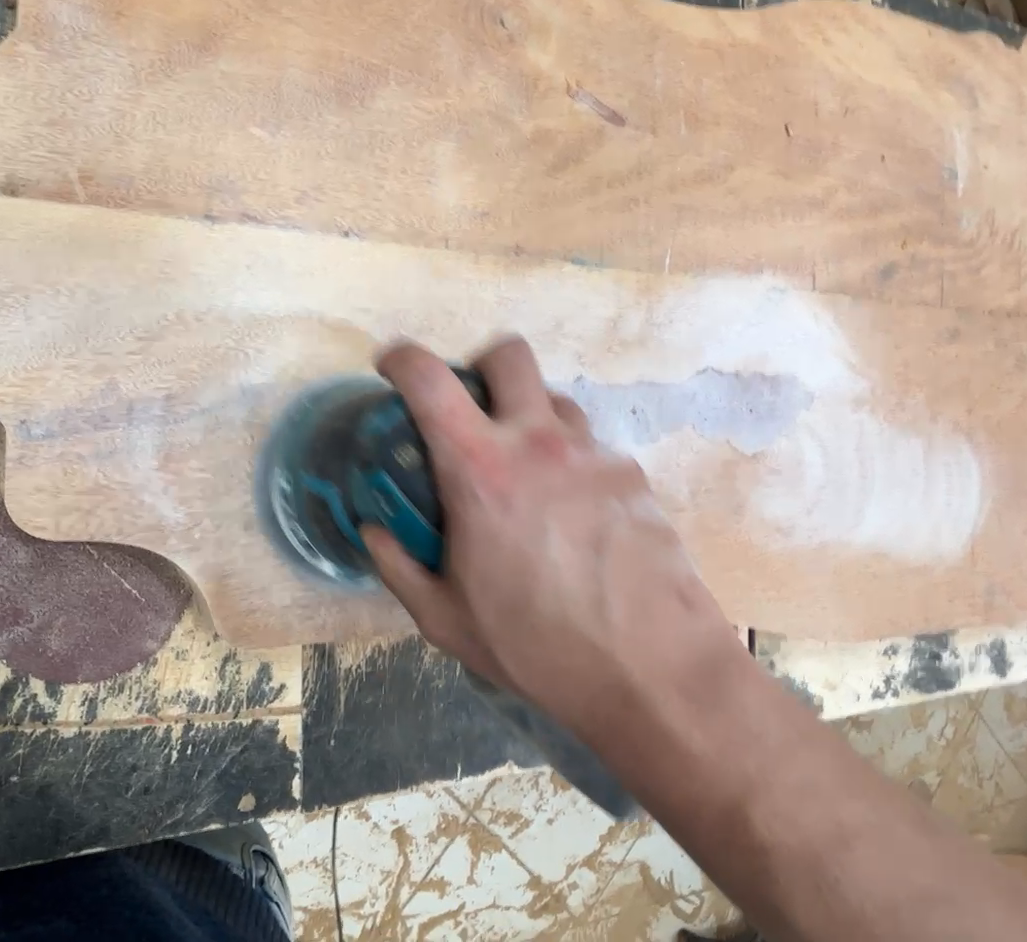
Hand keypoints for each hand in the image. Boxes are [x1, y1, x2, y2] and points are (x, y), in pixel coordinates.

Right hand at [364, 337, 744, 734]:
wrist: (654, 672)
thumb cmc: (536, 646)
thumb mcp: (444, 619)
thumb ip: (398, 567)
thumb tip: (372, 531)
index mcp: (480, 469)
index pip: (429, 380)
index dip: (401, 358)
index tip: (390, 368)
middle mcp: (540, 442)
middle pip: (509, 354)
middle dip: (480, 366)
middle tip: (470, 410)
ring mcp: (595, 454)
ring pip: (555, 400)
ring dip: (528, 417)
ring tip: (523, 473)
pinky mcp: (634, 476)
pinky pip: (590, 447)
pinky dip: (568, 462)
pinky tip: (571, 518)